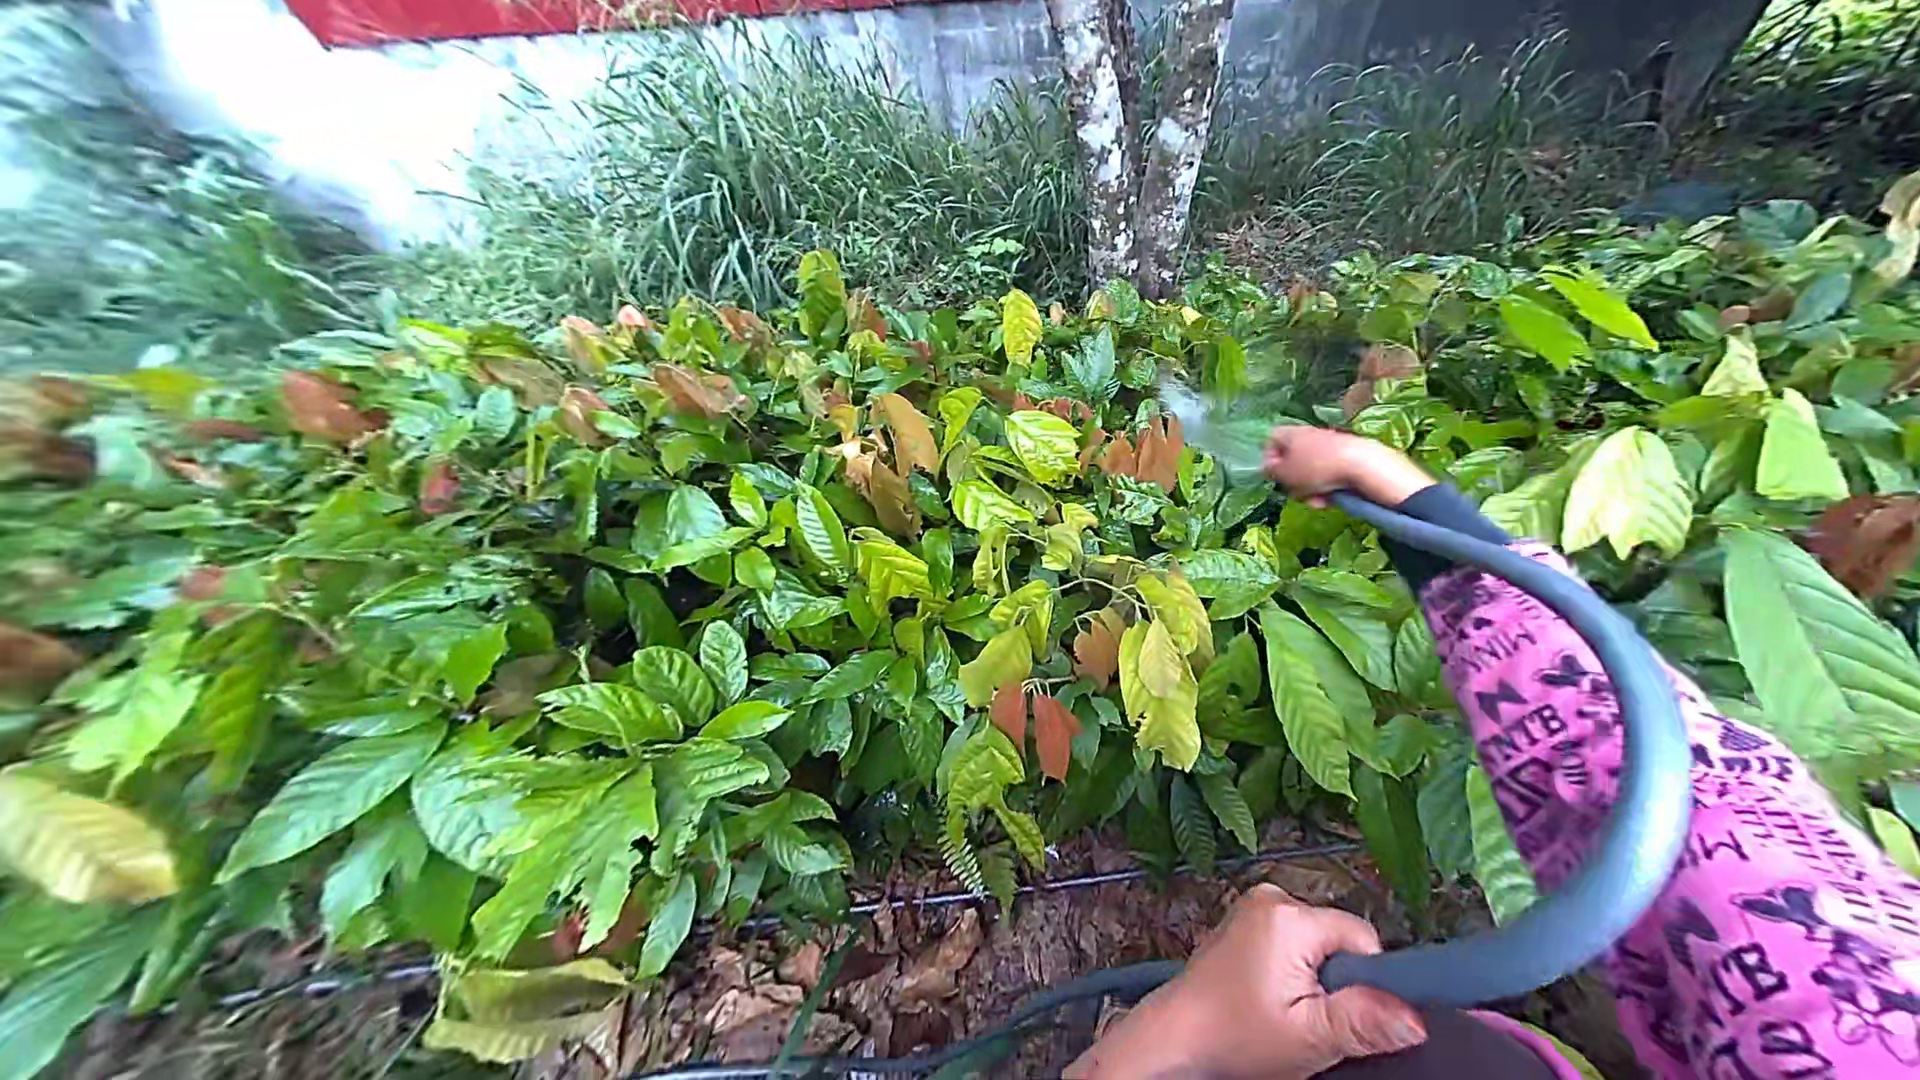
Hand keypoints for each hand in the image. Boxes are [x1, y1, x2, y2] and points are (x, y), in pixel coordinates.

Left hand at [1065, 885, 1425, 1079]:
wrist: (1180, 1030)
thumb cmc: (1240, 1034)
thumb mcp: (1310, 1036)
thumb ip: (1364, 1020)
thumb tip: (1418, 1017)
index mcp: (1289, 914)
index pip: (1363, 937)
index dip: (1366, 980)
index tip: (1343, 1012)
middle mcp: (1271, 895)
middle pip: (1338, 937)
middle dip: (1337, 979)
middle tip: (1308, 1014)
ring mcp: (1253, 904)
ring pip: (1316, 940)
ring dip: (1314, 976)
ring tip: (1286, 1007)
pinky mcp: (1244, 918)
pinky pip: (1290, 938)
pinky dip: (1292, 966)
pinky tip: (1270, 993)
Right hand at [1263, 427, 1434, 507]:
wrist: (1365, 466)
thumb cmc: (1316, 468)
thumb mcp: (1284, 473)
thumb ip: (1270, 471)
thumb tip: (1268, 468)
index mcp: (1292, 433)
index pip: (1271, 440)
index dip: (1268, 458)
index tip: (1272, 475)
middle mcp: (1311, 435)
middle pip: (1292, 459)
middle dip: (1293, 480)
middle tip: (1295, 492)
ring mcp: (1332, 445)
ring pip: (1311, 471)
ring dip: (1310, 489)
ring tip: (1317, 500)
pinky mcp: (1349, 457)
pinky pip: (1329, 474)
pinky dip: (1327, 487)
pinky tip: (1331, 498)